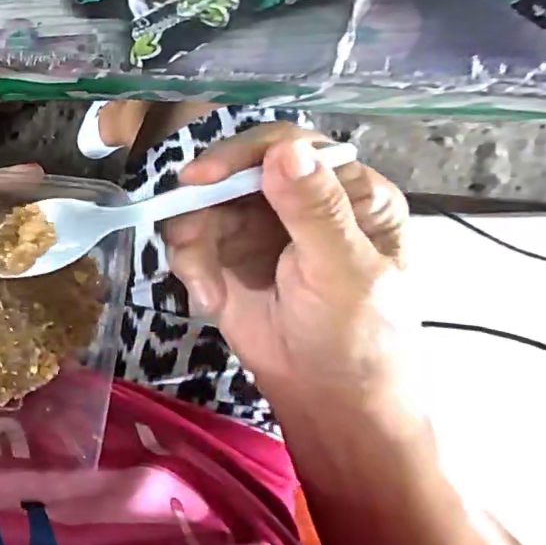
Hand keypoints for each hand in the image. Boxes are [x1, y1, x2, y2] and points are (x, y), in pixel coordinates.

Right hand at [161, 123, 410, 406]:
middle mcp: (295, 200)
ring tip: (207, 289)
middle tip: (188, 236)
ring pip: (200, 207)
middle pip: (232, 173)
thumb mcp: (343, 273)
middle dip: (204, 205)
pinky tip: (210, 299)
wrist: (325, 396)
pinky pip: (187, 240)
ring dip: (193, 244)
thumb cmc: (358, 336)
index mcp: (347, 193)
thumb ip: (314, 210)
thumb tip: (284, 151)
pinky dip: (189, 267)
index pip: (289, 148)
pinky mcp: (223, 253)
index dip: (242, 154)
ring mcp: (255, 226)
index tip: (203, 177)